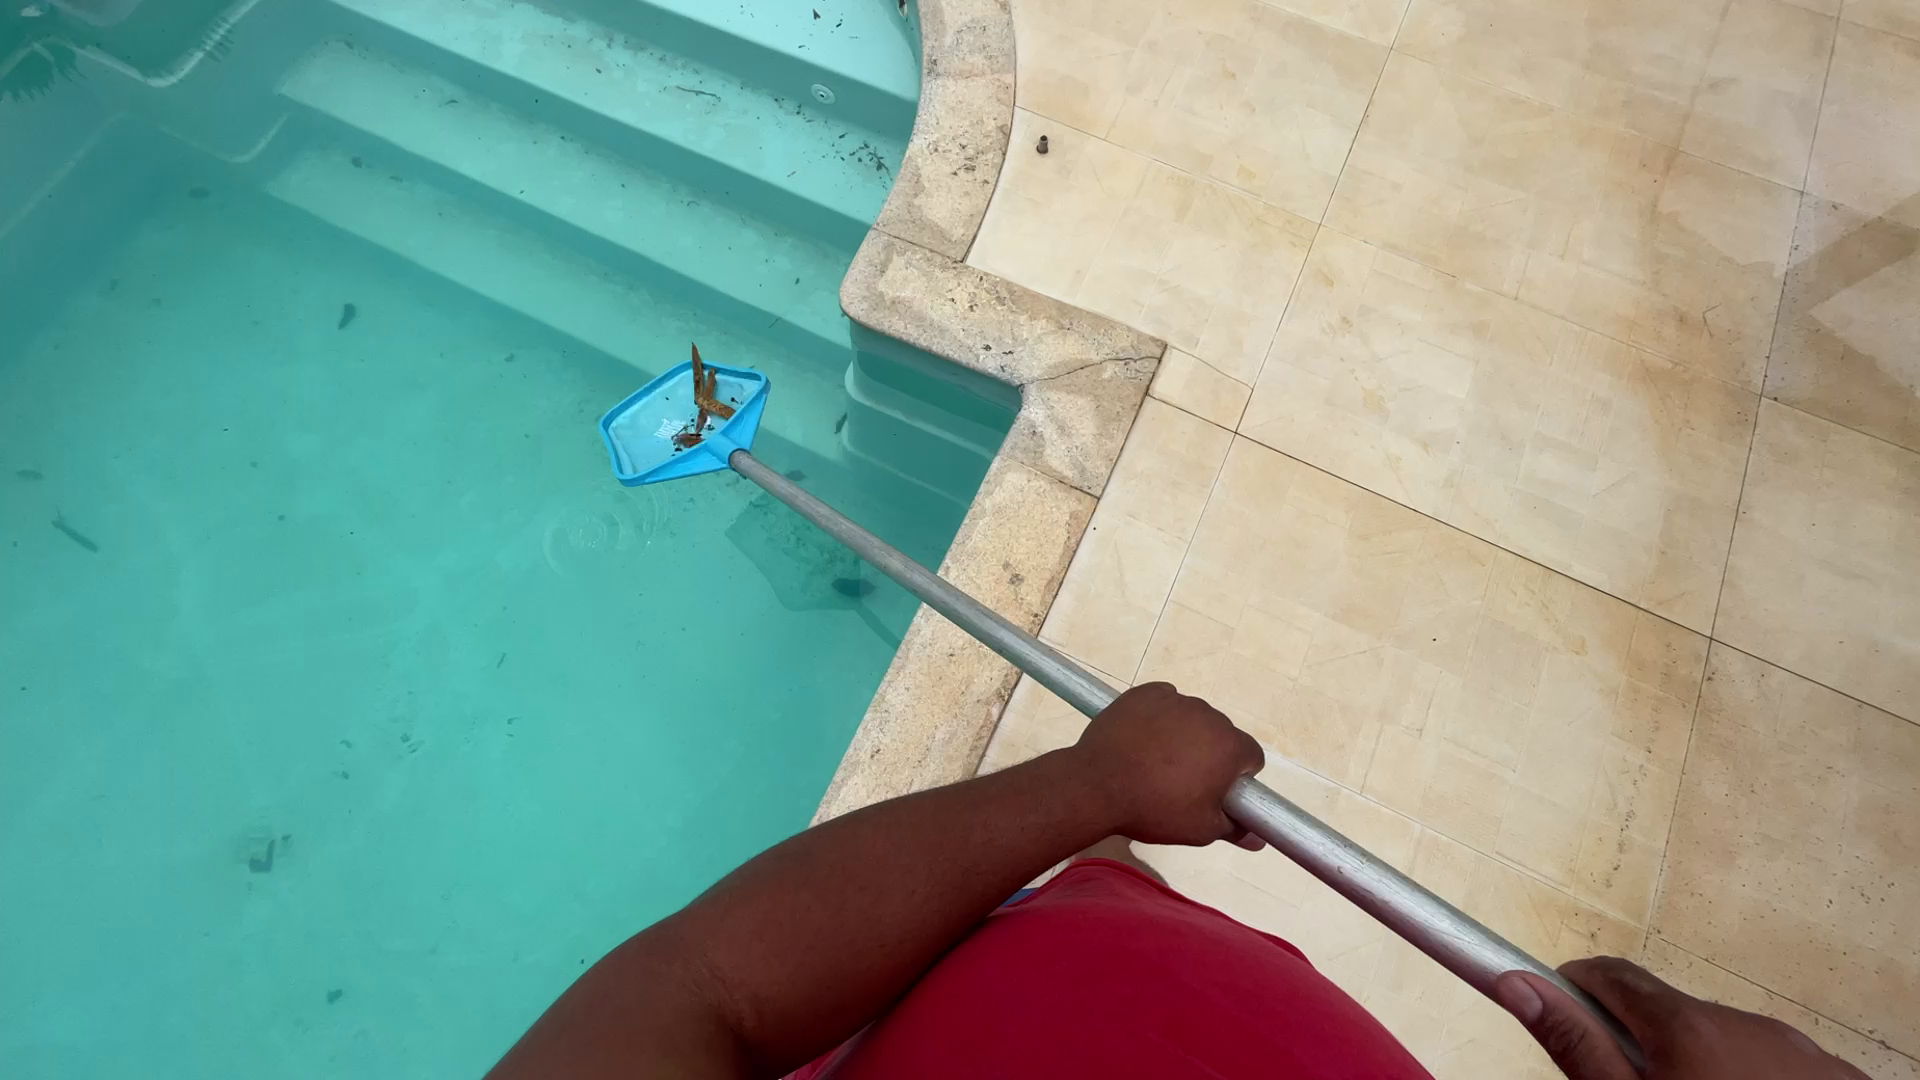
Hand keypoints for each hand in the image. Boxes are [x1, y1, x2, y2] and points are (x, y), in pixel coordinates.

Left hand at [1068, 682, 1264, 846]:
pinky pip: (1163, 702)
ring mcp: (1174, 698)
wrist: (1097, 784)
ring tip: (1155, 761)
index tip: (1213, 792)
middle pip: (1220, 735)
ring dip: (1183, 734)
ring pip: (1191, 718)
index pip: (1250, 757)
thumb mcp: (1200, 829)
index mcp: (1228, 745)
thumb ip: (1234, 828)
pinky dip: (1158, 717)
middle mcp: (1207, 714)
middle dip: (1209, 754)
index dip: (1236, 778)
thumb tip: (1256, 837)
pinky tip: (1141, 738)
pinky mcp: (1145, 692)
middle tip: (1182, 780)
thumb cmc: (1154, 808)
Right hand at [1494, 957, 1868, 1079]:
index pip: (1609, 972)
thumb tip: (1514, 981)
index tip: (1567, 1014)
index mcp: (1687, 1024)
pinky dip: (1759, 1079)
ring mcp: (1813, 1057)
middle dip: (1644, 1036)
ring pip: (1729, 1039)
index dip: (1578, 987)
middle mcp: (1750, 1025)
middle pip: (1669, 1009)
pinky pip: (1785, 1065)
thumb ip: (1575, 1044)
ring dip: (1706, 1060)